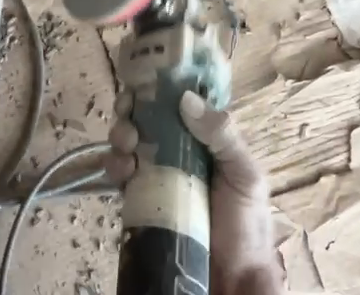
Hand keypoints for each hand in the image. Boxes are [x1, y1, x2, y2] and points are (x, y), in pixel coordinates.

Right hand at [106, 92, 282, 294]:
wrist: (233, 280)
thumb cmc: (246, 222)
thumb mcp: (245, 174)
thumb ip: (222, 135)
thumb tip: (185, 98)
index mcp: (202, 137)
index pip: (174, 100)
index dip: (154, 88)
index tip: (140, 84)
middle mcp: (176, 149)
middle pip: (144, 116)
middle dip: (129, 109)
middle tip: (128, 116)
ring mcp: (156, 173)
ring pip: (128, 141)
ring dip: (120, 135)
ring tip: (126, 145)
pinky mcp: (141, 198)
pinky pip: (120, 174)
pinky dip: (113, 165)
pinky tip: (120, 170)